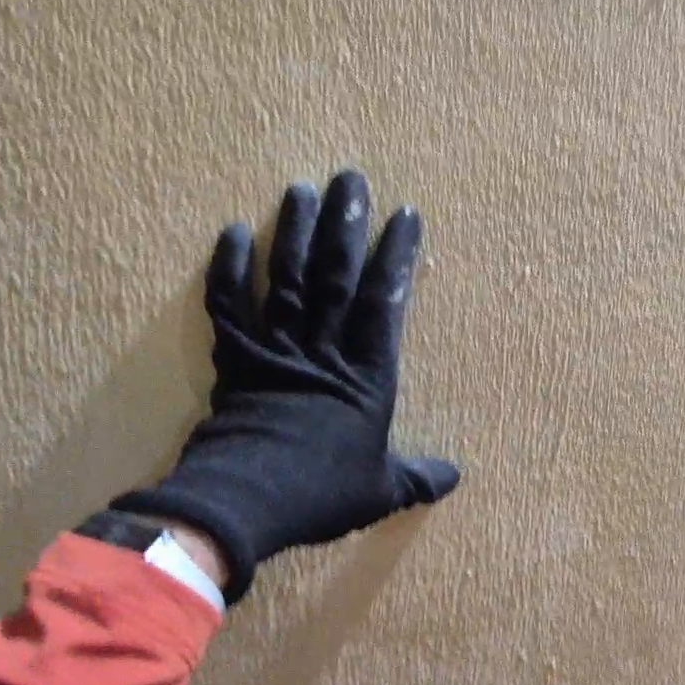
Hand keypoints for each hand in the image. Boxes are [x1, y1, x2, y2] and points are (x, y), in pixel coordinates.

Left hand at [111, 169, 460, 604]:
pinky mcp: (235, 360)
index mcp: (365, 374)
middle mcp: (322, 349)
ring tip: (300, 188)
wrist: (242, 507)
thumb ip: (417, 477)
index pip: (384, 300)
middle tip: (350, 178)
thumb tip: (455, 477)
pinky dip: (228, 269)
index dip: (396, 256)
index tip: (405, 214)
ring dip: (292, 232)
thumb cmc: (320, 493)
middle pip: (334, 276)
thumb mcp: (380, 490)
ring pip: (286, 279)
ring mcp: (275, 350)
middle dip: (344, 225)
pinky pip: (229, 306)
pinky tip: (232, 232)